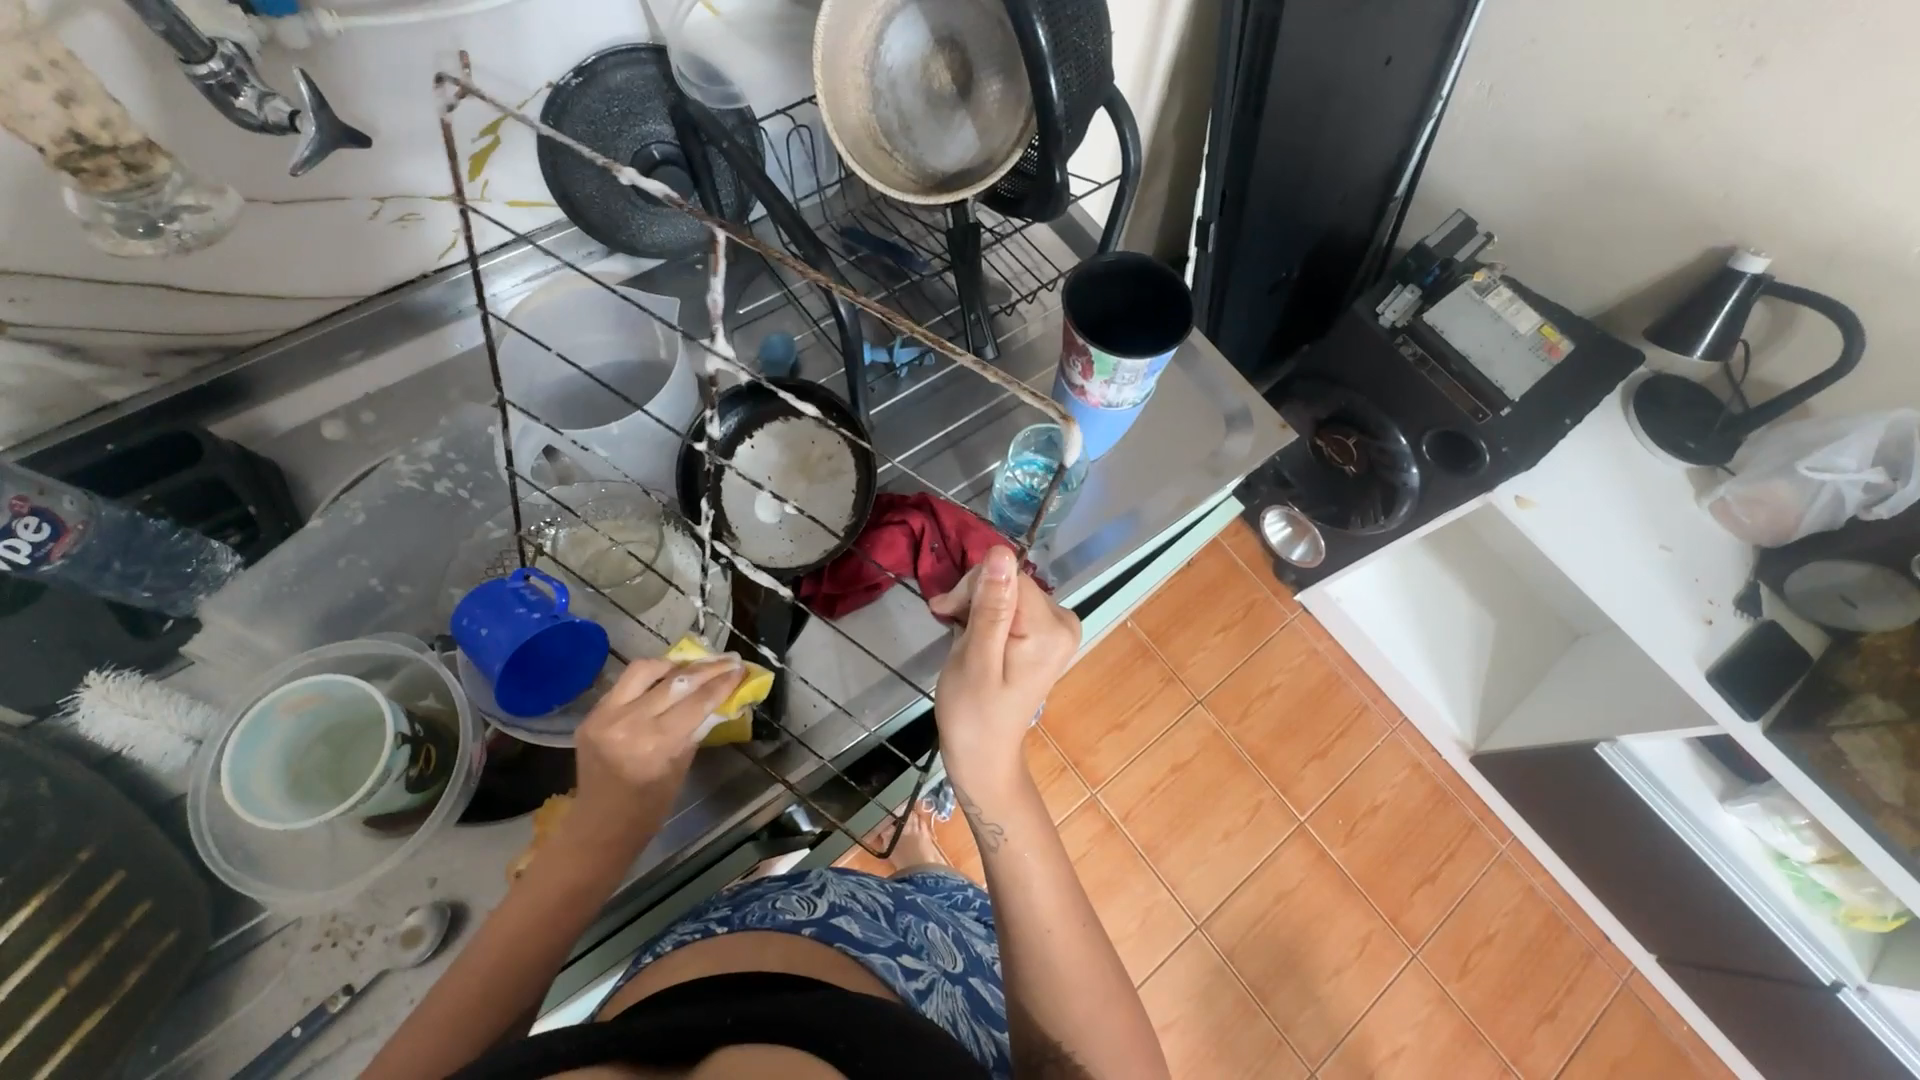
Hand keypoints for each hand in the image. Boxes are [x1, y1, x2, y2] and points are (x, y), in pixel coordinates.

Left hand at [572, 655, 743, 831]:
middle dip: (706, 668)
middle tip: (728, 659)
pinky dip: (649, 678)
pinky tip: (665, 679)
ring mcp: (604, 716)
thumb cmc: (650, 807)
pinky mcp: (591, 714)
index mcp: (655, 744)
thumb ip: (696, 729)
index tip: (740, 669)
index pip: (696, 701)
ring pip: (644, 670)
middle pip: (675, 681)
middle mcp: (628, 723)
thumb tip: (719, 700)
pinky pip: (624, 684)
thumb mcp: (681, 767)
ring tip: (694, 666)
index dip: (721, 683)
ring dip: (673, 664)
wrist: (600, 825)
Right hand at [930, 546, 1080, 795]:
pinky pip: (1013, 605)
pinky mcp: (1045, 634)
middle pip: (1012, 581)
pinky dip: (986, 613)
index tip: (947, 611)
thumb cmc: (972, 713)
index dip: (974, 585)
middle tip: (948, 621)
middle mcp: (1063, 623)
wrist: (984, 755)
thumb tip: (1002, 552)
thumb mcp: (975, 658)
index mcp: (1050, 630)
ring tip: (956, 630)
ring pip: (1009, 590)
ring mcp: (1057, 629)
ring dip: (976, 604)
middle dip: (974, 595)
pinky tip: (970, 632)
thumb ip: (991, 606)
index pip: (1011, 575)